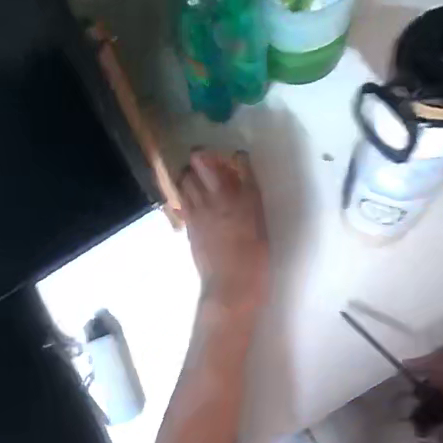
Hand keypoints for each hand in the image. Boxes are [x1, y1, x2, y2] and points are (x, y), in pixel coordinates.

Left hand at [179, 149, 268, 316]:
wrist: (231, 285)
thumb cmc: (255, 261)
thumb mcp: (260, 228)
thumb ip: (249, 205)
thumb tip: (240, 192)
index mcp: (248, 198)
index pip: (241, 163)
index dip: (238, 158)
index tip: (237, 158)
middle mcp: (222, 197)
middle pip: (202, 162)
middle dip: (202, 159)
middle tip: (206, 164)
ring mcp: (201, 209)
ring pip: (186, 178)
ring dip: (190, 175)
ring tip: (196, 181)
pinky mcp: (189, 223)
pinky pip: (181, 199)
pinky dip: (184, 194)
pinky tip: (190, 199)